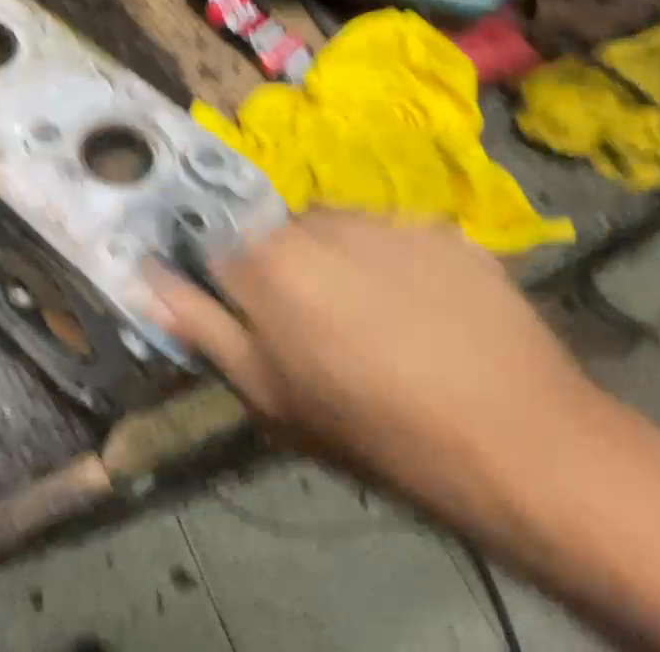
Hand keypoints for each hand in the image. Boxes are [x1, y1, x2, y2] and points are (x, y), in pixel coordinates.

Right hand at [148, 211, 601, 509]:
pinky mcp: (443, 228)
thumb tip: (143, 276)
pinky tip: (423, 311)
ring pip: (332, 230)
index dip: (224, 280)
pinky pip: (392, 235)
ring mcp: (385, 220)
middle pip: (272, 234)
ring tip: (373, 320)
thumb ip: (200, 326)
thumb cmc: (369, 427)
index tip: (246, 313)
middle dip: (280, 269)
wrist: (516, 440)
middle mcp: (316, 223)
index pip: (212, 245)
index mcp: (263, 262)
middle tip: (312, 328)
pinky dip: (393, 262)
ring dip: (335, 262)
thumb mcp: (266, 393)